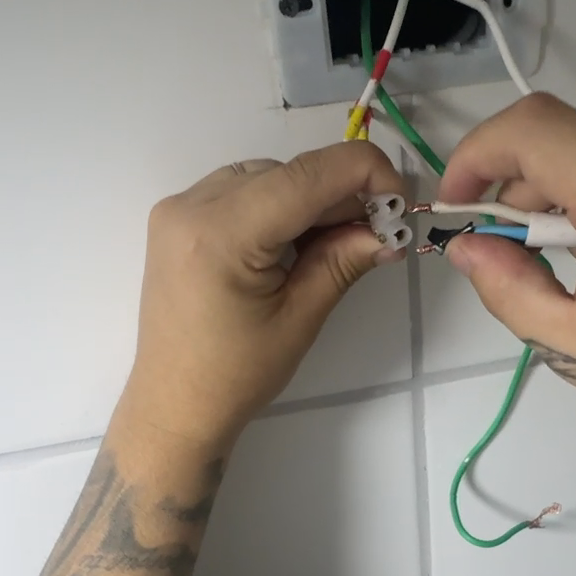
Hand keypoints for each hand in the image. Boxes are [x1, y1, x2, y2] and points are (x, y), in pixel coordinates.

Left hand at [124, 141, 406, 450]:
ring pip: (265, 176)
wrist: (175, 403)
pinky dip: (277, 206)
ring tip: (332, 246)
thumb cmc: (238, 376)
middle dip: (338, 195)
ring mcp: (178, 207)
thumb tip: (390, 232)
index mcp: (222, 234)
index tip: (400, 199)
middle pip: (286, 172)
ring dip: (308, 201)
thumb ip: (343, 262)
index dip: (364, 172)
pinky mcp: (176, 218)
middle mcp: (192, 205)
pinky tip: (294, 242)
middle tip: (374, 235)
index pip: (307, 175)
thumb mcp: (300, 319)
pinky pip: (239, 191)